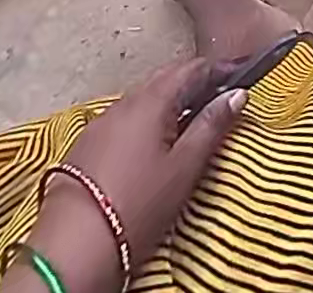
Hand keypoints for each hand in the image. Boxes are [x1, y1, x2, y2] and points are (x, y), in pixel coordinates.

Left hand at [15, 59, 246, 292]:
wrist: (73, 244)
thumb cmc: (138, 204)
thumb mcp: (184, 167)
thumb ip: (211, 126)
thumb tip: (238, 94)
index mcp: (152, 100)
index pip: (190, 68)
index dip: (217, 68)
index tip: (239, 72)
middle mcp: (127, 100)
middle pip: (166, 77)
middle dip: (195, 79)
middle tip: (220, 91)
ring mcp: (105, 119)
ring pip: (146, 95)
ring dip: (172, 97)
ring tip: (194, 113)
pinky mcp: (91, 140)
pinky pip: (129, 114)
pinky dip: (151, 114)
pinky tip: (158, 134)